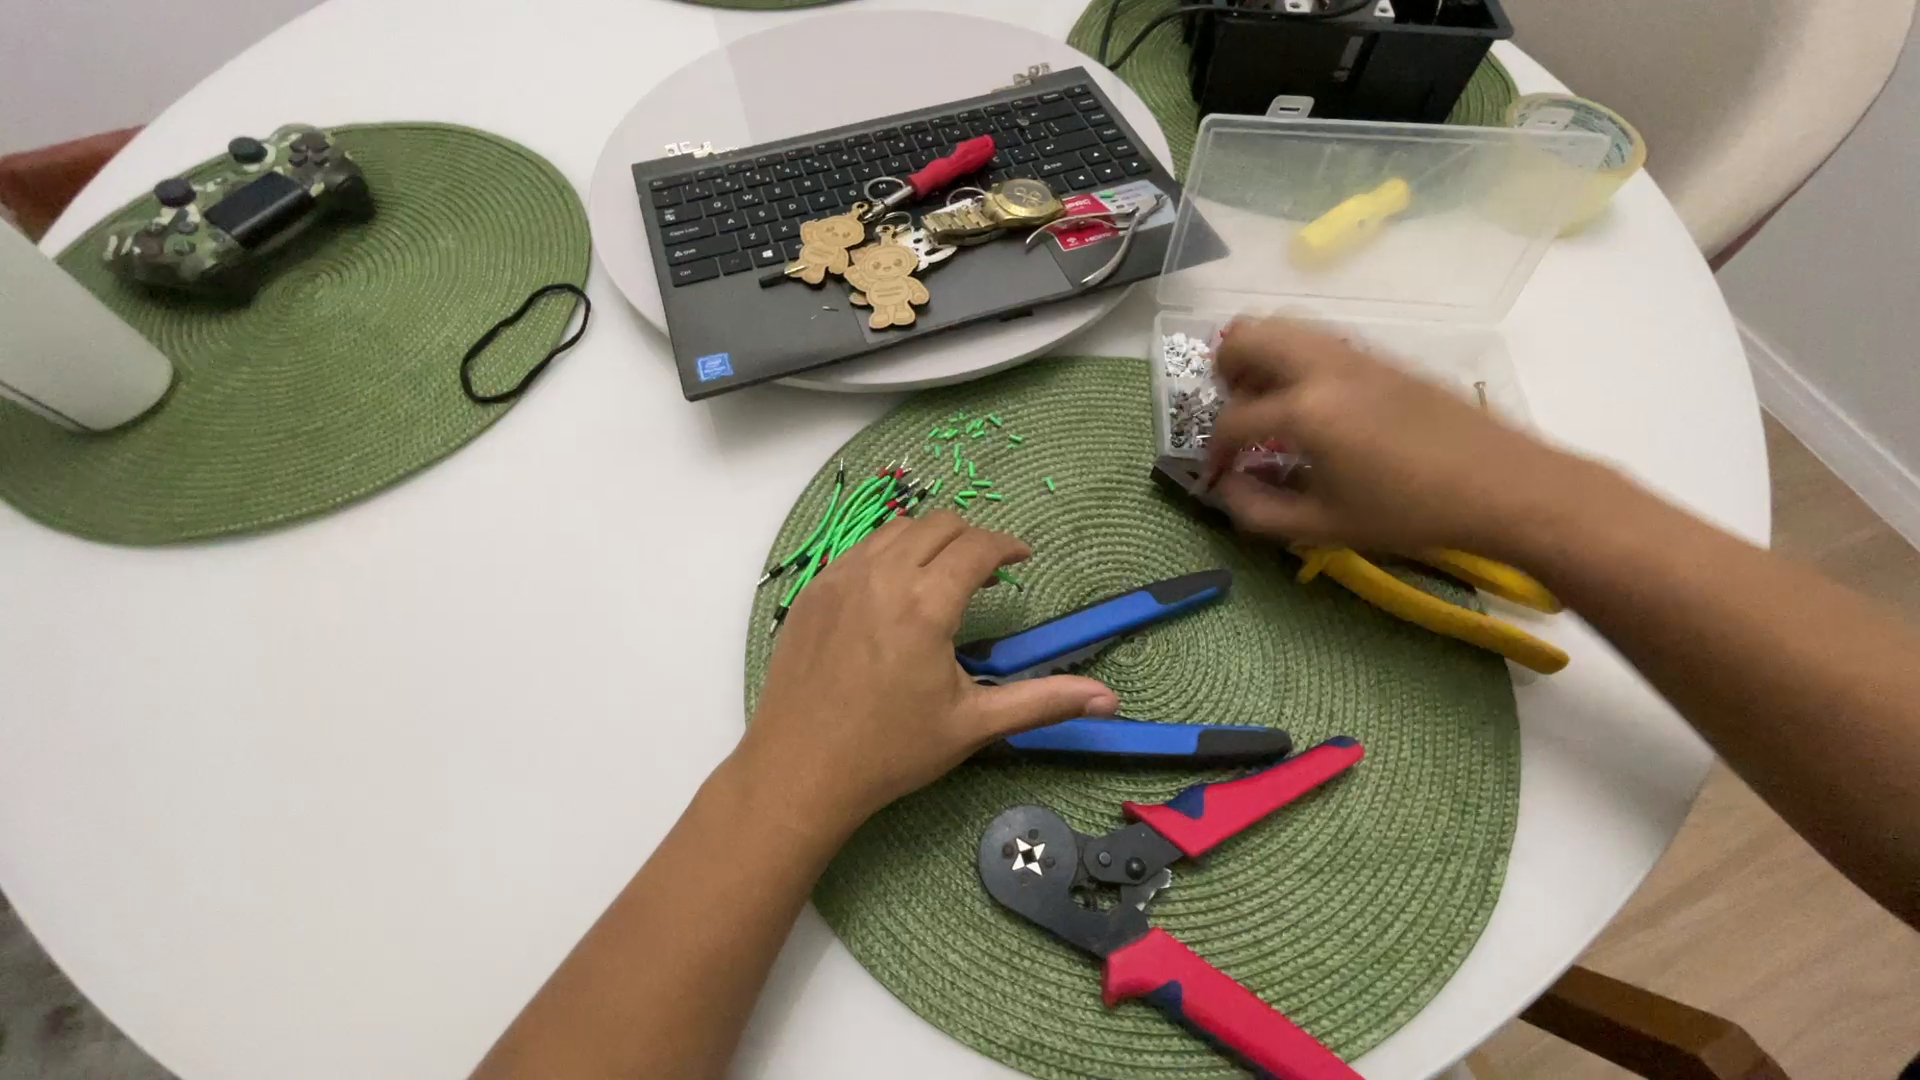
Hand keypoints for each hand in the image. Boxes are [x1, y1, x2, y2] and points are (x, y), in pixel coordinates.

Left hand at [738, 512, 1119, 836]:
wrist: (800, 768)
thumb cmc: (891, 750)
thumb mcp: (973, 724)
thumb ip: (1042, 702)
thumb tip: (1109, 700)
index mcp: (926, 604)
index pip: (976, 547)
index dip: (1007, 545)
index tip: (1021, 558)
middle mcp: (883, 575)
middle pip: (939, 524)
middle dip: (971, 538)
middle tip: (985, 574)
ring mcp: (840, 577)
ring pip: (896, 530)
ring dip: (929, 541)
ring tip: (941, 578)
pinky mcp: (813, 589)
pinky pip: (859, 548)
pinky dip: (888, 553)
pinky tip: (892, 593)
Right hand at [1206, 317, 1606, 557]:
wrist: (1505, 486)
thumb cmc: (1409, 513)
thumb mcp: (1323, 526)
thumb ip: (1257, 511)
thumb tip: (1224, 489)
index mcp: (1305, 412)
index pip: (1233, 420)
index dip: (1214, 451)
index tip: (1216, 475)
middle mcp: (1323, 367)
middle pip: (1246, 338)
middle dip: (1225, 374)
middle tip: (1233, 412)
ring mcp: (1355, 354)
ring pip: (1283, 326)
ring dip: (1258, 358)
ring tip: (1266, 402)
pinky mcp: (1381, 356)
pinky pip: (1318, 338)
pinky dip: (1293, 358)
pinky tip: (1310, 402)